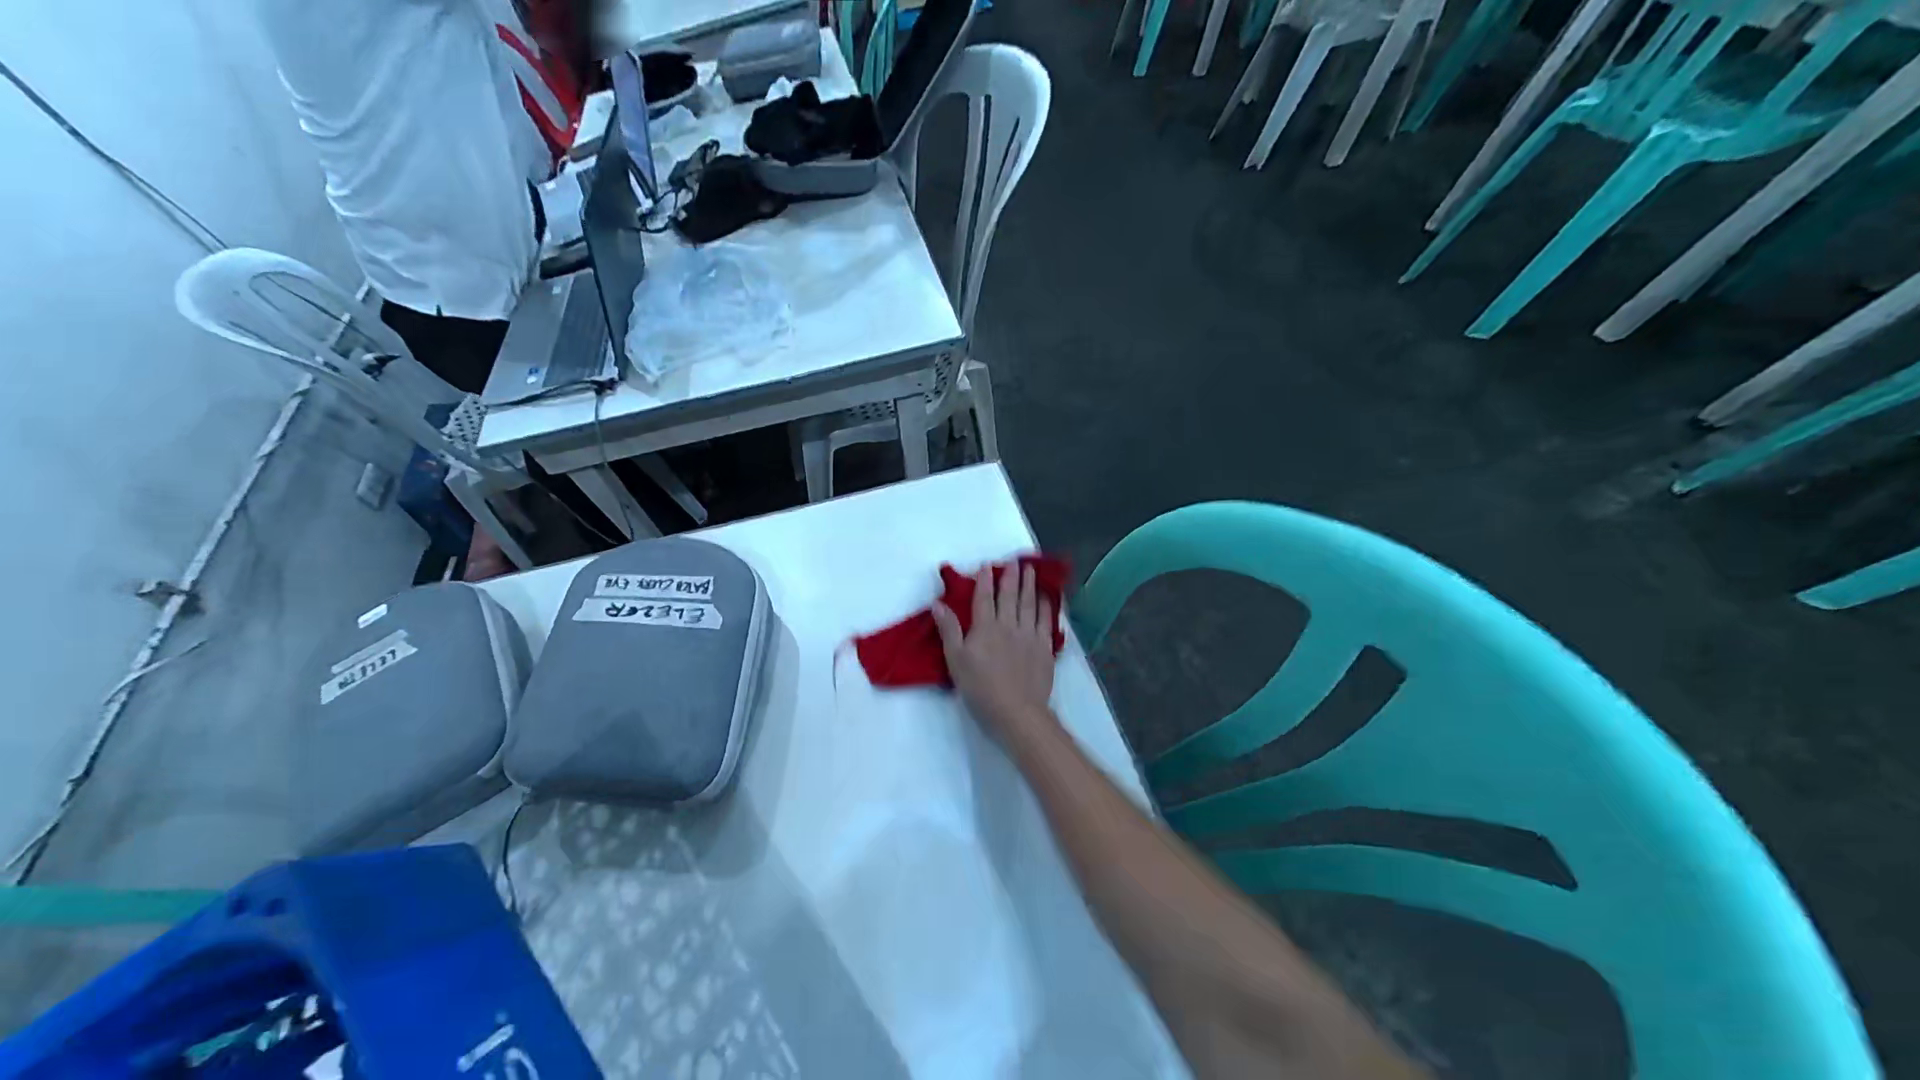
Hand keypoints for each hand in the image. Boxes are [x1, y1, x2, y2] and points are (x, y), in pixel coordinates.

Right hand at [931, 564, 1058, 746]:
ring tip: (1030, 570)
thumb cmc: (980, 688)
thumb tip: (938, 604)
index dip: (985, 581)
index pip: (984, 598)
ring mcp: (1029, 636)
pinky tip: (1045, 598)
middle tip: (1015, 562)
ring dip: (1029, 586)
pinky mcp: (1044, 648)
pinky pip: (1046, 621)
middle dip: (1011, 577)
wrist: (1017, 711)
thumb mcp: (956, 661)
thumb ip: (949, 630)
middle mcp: (1009, 625)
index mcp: (985, 628)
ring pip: (1029, 604)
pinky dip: (1045, 607)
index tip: (987, 566)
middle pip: (1010, 596)